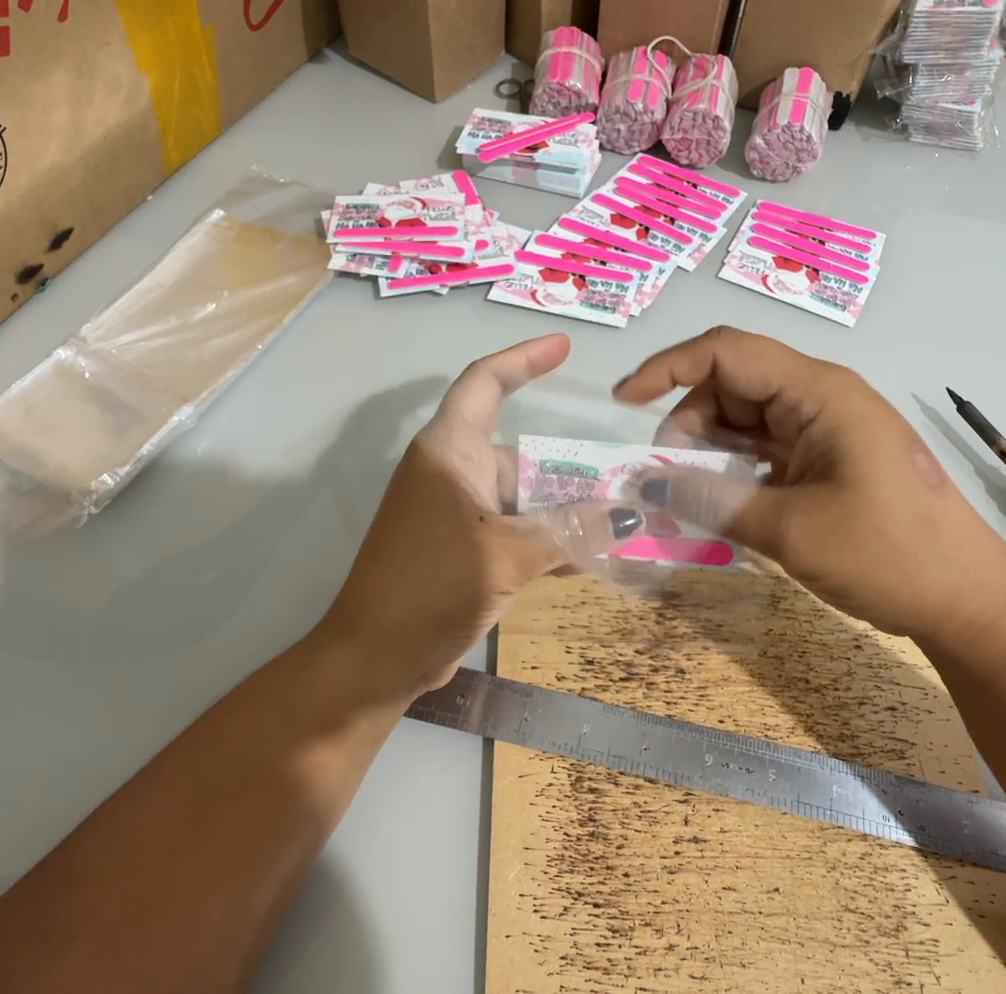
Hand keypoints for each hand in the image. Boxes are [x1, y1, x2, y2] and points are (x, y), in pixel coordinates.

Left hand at [322, 335, 638, 698]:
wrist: (376, 658)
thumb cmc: (433, 586)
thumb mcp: (509, 555)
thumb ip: (571, 531)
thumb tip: (629, 515)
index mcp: (448, 452)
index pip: (485, 384)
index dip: (524, 359)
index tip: (564, 348)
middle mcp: (449, 473)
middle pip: (518, 456)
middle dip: (568, 475)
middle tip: (626, 492)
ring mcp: (452, 515)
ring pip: (520, 500)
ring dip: (562, 516)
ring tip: (618, 531)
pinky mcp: (458, 552)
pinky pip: (511, 533)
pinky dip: (545, 543)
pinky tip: (587, 563)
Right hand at [612, 326, 1005, 645]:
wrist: (968, 602)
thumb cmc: (889, 555)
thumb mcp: (789, 529)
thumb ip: (712, 499)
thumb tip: (646, 482)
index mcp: (819, 393)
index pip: (727, 351)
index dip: (668, 368)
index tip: (623, 403)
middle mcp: (820, 399)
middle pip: (730, 383)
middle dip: (687, 421)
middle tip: (667, 476)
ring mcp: (825, 430)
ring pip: (743, 418)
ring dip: (708, 449)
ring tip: (690, 495)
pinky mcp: (826, 461)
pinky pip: (763, 449)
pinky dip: (732, 469)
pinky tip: (718, 501)